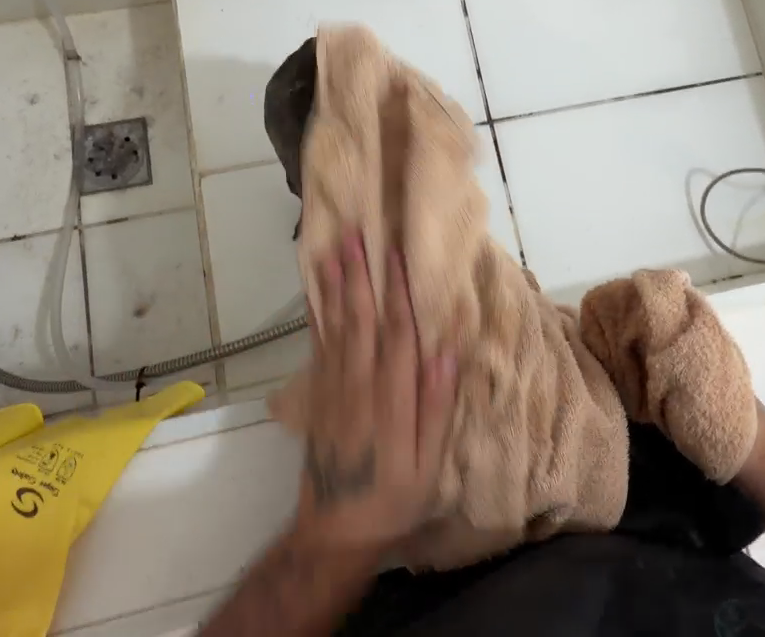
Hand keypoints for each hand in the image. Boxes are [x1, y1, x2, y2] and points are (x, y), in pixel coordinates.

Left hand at [293, 231, 457, 556]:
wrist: (335, 531)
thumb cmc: (393, 496)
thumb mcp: (429, 463)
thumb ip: (437, 404)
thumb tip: (447, 348)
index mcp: (391, 399)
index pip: (397, 332)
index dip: (398, 289)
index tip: (398, 251)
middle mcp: (358, 385)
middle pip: (360, 319)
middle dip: (359, 274)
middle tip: (356, 232)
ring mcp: (333, 389)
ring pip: (335, 326)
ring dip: (335, 285)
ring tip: (333, 248)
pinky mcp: (318, 396)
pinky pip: (318, 345)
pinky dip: (317, 314)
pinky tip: (317, 291)